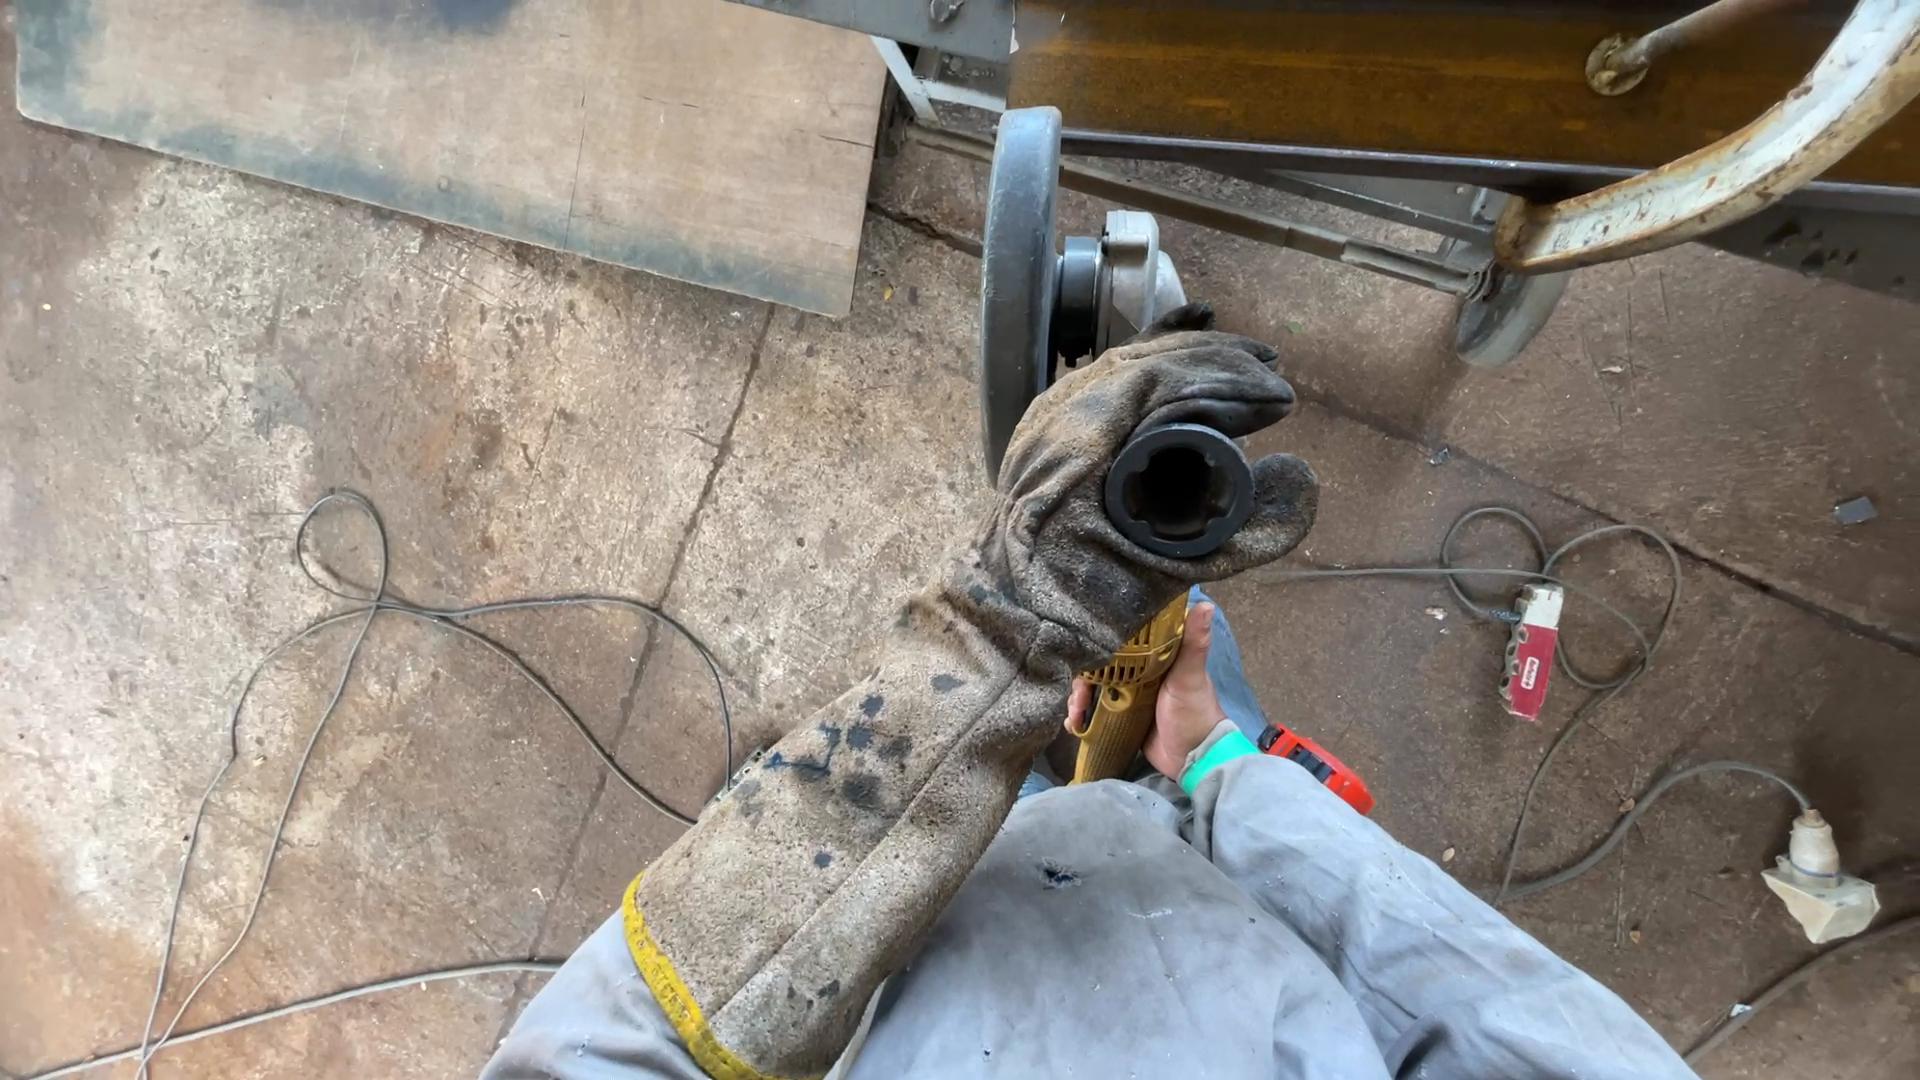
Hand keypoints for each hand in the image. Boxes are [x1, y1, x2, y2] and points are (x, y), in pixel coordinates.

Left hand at [985, 303, 1316, 673]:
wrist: (1021, 612)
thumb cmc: (1091, 598)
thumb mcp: (1174, 571)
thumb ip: (1246, 534)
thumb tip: (1299, 478)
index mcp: (1086, 445)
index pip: (1167, 385)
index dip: (1231, 385)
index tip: (1279, 399)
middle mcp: (1062, 416)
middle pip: (1149, 363)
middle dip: (1218, 361)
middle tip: (1272, 368)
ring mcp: (1051, 415)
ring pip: (1126, 361)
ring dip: (1187, 353)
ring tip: (1244, 355)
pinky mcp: (1051, 421)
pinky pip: (1102, 372)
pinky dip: (1147, 352)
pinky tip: (1185, 331)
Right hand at [1066, 599, 1227, 779]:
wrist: (1194, 759)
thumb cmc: (1194, 711)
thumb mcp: (1190, 676)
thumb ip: (1193, 644)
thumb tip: (1204, 602)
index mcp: (1151, 659)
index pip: (1116, 645)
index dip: (1097, 649)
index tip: (1081, 654)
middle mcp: (1136, 674)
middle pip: (1098, 668)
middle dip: (1082, 681)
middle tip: (1077, 697)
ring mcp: (1126, 697)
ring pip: (1092, 690)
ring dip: (1078, 700)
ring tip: (1074, 715)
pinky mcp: (1120, 719)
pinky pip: (1093, 712)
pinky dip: (1081, 718)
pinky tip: (1074, 725)